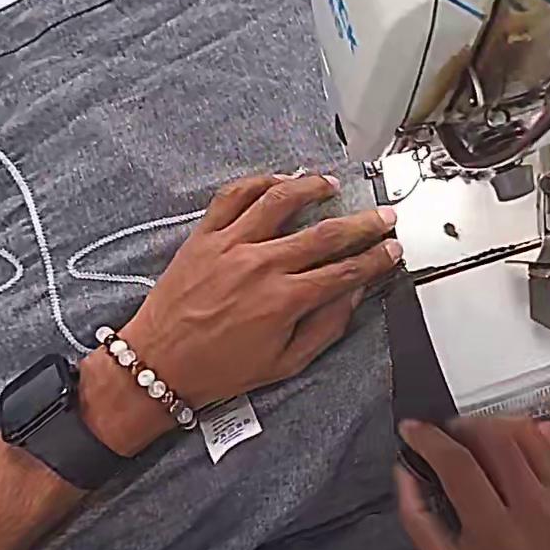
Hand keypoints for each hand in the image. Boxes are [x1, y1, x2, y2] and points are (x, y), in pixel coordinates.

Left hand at [82, 173, 400, 453]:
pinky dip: (258, 182)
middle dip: (362, 223)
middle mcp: (261, 266)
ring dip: (312, 187)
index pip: (345, 270)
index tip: (390, 250)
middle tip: (381, 217)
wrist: (160, 363)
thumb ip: (324, 328)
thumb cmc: (217, 368)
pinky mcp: (205, 236)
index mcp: (284, 300)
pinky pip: (233, 196)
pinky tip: (277, 180)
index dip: (375, 259)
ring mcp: (231, 245)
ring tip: (331, 184)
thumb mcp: (284, 363)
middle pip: (325, 233)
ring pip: (281, 200)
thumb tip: (352, 296)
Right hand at [395, 418, 549, 549]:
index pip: (457, 463)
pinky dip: (524, 429)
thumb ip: (417, 518)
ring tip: (472, 436)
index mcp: (494, 533)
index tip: (411, 430)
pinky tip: (507, 441)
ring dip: (489, 423)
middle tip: (443, 435)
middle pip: (492, 436)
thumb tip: (404, 472)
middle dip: (458, 425)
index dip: (427, 438)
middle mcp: (532, 509)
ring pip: (522, 430)